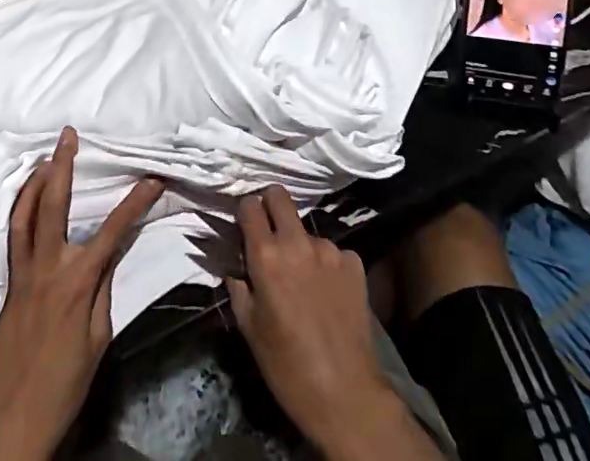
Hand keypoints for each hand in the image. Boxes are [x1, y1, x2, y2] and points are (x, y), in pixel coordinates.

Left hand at [0, 127, 163, 460]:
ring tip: (44, 157)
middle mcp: (44, 270)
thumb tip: (108, 255)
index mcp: (75, 283)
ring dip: (33, 183)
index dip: (135, 201)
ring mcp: (19, 277)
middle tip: (69, 136)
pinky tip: (22, 204)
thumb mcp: (97, 340)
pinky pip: (11, 239)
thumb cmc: (63, 387)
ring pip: (22, 217)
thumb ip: (102, 290)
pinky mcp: (4, 289)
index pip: (113, 230)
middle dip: (62, 166)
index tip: (153, 177)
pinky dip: (17, 213)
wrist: (8, 428)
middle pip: (52, 206)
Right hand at [228, 187, 442, 460]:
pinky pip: (333, 252)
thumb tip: (234, 264)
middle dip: (270, 204)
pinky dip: (326, 265)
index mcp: (266, 257)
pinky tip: (327, 292)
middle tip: (268, 230)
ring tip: (302, 279)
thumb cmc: (286, 365)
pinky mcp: (354, 262)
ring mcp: (331, 250)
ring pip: (307, 231)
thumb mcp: (249, 328)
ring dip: (300, 245)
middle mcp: (298, 243)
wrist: (344, 391)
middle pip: (281, 198)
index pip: (250, 207)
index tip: (244, 224)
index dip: (245, 212)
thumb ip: (239, 287)